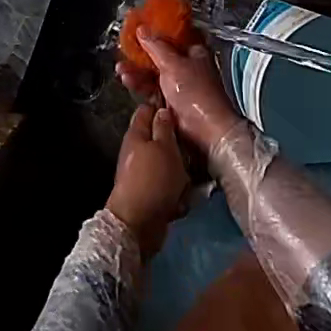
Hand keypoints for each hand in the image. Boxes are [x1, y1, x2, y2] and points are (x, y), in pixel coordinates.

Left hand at [105, 102, 190, 258]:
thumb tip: (162, 110)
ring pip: (167, 164)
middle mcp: (136, 152)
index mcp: (136, 136)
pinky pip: (168, 186)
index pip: (147, 111)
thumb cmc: (153, 180)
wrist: (138, 223)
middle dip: (178, 143)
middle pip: (160, 139)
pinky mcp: (149, 194)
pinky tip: (185, 196)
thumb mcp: (164, 148)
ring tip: (194, 175)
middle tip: (194, 145)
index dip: (163, 107)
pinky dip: (177, 191)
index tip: (183, 109)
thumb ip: (164, 128)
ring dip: (181, 171)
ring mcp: (142, 174)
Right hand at [116, 30, 244, 153]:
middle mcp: (187, 67)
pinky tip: (127, 80)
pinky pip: (150, 89)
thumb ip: (155, 46)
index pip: (174, 37)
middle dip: (140, 55)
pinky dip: (139, 84)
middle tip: (124, 51)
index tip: (139, 30)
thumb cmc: (195, 91)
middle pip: (159, 56)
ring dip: (136, 71)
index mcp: (195, 53)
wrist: (203, 128)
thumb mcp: (173, 63)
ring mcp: (177, 85)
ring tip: (121, 69)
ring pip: (152, 74)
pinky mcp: (168, 101)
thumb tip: (142, 29)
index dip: (157, 32)